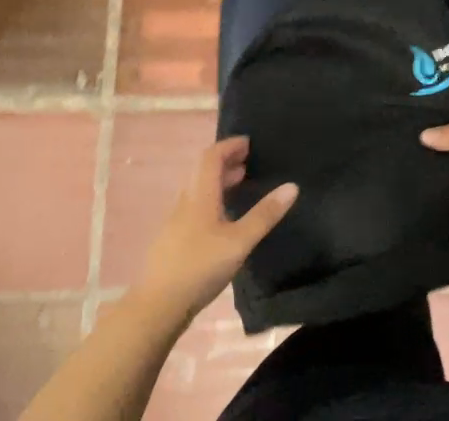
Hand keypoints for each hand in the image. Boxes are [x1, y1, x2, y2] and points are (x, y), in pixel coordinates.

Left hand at [137, 137, 296, 313]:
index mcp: (199, 196)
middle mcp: (185, 203)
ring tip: (240, 185)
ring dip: (218, 181)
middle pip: (202, 171)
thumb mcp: (239, 241)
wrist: (156, 307)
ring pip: (197, 190)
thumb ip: (265, 214)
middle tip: (249, 162)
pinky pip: (194, 207)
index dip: (229, 145)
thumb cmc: (199, 267)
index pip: (211, 157)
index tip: (249, 143)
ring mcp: (175, 223)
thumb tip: (292, 186)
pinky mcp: (173, 241)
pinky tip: (223, 220)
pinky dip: (211, 200)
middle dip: (225, 162)